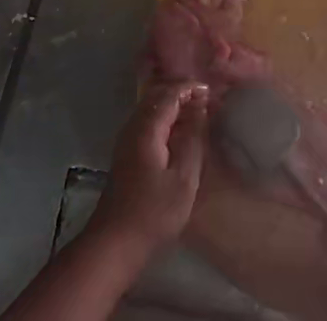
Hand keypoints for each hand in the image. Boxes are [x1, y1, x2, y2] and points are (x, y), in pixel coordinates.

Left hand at [91, 81, 209, 256]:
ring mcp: (127, 138)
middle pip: (155, 96)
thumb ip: (192, 140)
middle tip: (205, 99)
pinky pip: (147, 121)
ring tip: (196, 112)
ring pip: (149, 108)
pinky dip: (164, 118)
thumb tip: (199, 109)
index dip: (188, 88)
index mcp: (146, 128)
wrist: (116, 238)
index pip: (167, 94)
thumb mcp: (183, 178)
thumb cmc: (154, 211)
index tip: (210, 90)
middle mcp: (133, 126)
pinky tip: (178, 132)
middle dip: (179, 91)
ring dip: (171, 104)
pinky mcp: (127, 152)